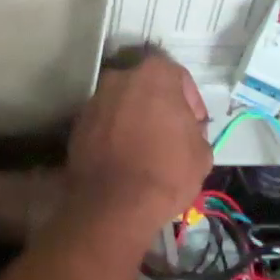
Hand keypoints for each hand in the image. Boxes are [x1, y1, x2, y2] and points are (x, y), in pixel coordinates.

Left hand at [64, 50, 211, 241]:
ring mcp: (94, 101)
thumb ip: (195, 131)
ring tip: (145, 151)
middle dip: (160, 107)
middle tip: (171, 136)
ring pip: (123, 105)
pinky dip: (114, 136)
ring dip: (135, 120)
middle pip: (147, 88)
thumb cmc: (166, 172)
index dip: (192, 103)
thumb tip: (185, 132)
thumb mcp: (202, 153)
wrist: (113, 205)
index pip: (180, 78)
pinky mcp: (77, 126)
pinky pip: (104, 125)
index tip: (195, 127)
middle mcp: (120, 78)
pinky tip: (124, 160)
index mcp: (155, 75)